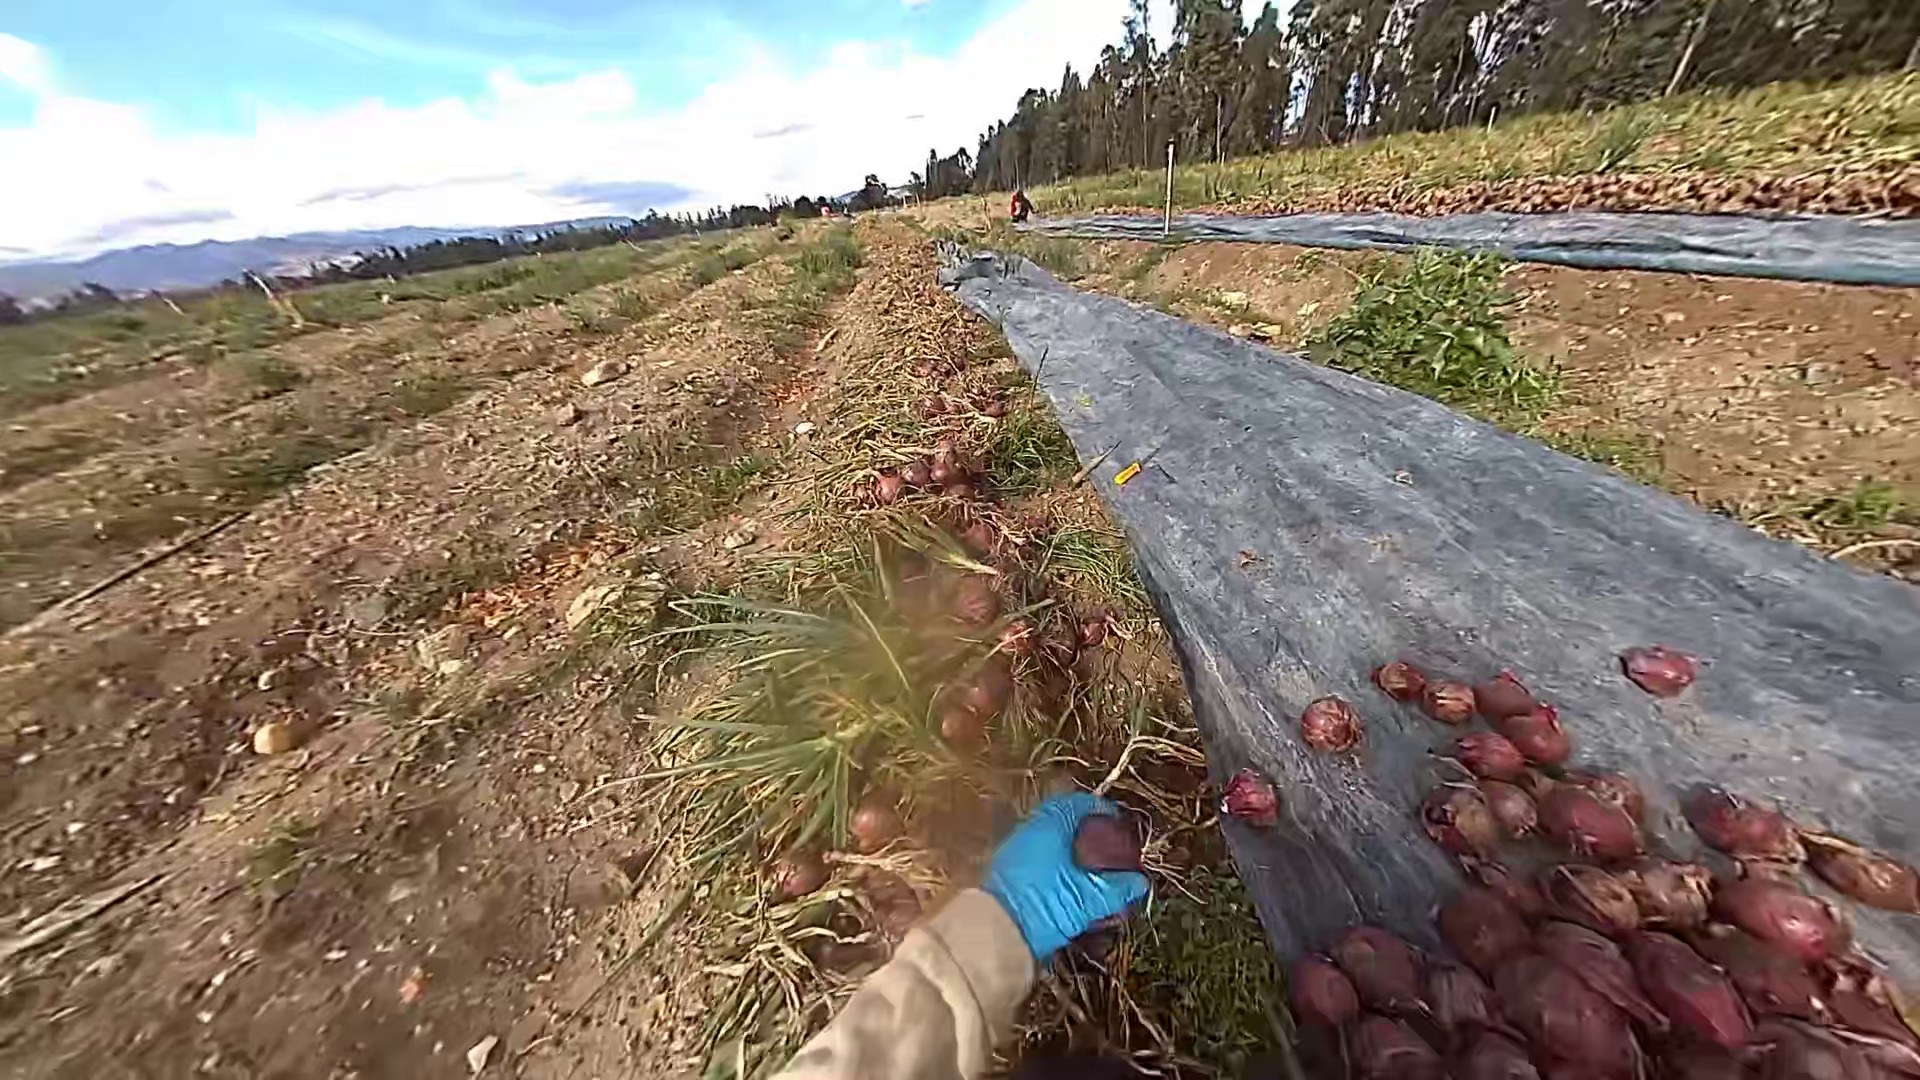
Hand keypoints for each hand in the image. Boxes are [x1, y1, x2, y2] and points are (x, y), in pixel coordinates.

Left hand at [982, 793, 1149, 960]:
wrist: (996, 929)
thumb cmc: (1045, 904)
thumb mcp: (1086, 898)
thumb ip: (1116, 888)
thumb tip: (1140, 882)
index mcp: (1051, 822)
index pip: (1080, 803)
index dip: (1103, 809)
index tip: (1120, 823)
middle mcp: (1032, 825)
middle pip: (1065, 816)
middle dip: (1088, 826)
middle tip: (1109, 842)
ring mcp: (1019, 843)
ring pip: (1052, 833)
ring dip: (1073, 842)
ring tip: (1093, 862)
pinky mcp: (1010, 863)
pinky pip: (1041, 849)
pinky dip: (1059, 855)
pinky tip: (1070, 877)